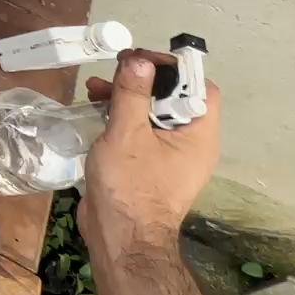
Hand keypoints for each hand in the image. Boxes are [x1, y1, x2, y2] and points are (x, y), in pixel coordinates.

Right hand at [79, 50, 221, 261]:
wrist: (121, 234)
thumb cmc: (130, 183)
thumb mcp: (126, 133)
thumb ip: (132, 94)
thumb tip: (139, 60)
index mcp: (199, 137)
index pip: (201, 90)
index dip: (174, 69)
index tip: (138, 60)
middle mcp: (191, 144)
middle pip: (174, 99)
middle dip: (142, 81)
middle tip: (111, 71)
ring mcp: (170, 155)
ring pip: (154, 113)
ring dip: (126, 96)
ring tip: (94, 90)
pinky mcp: (148, 163)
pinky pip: (141, 129)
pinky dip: (121, 115)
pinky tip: (96, 111)